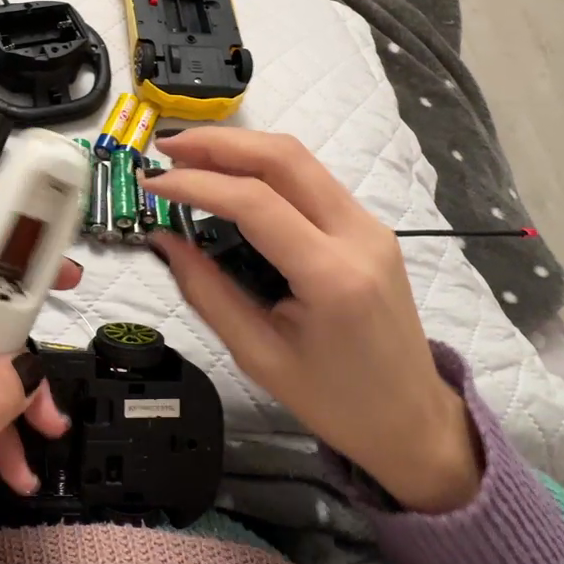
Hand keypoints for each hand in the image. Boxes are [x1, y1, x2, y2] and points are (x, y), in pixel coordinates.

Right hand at [142, 129, 482, 513]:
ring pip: (298, 158)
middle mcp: (359, 235)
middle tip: (166, 147)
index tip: (151, 183)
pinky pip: (310, 177)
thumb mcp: (257, 354)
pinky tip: (228, 175)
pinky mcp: (368, 225)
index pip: (255, 202)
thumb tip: (163, 238)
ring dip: (239, 147)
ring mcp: (370, 224)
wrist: (412, 421)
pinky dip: (262, 165)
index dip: (196, 184)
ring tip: (187, 156)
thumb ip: (206, 290)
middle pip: (283, 157)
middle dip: (218, 142)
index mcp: (333, 276)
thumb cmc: (333, 400)